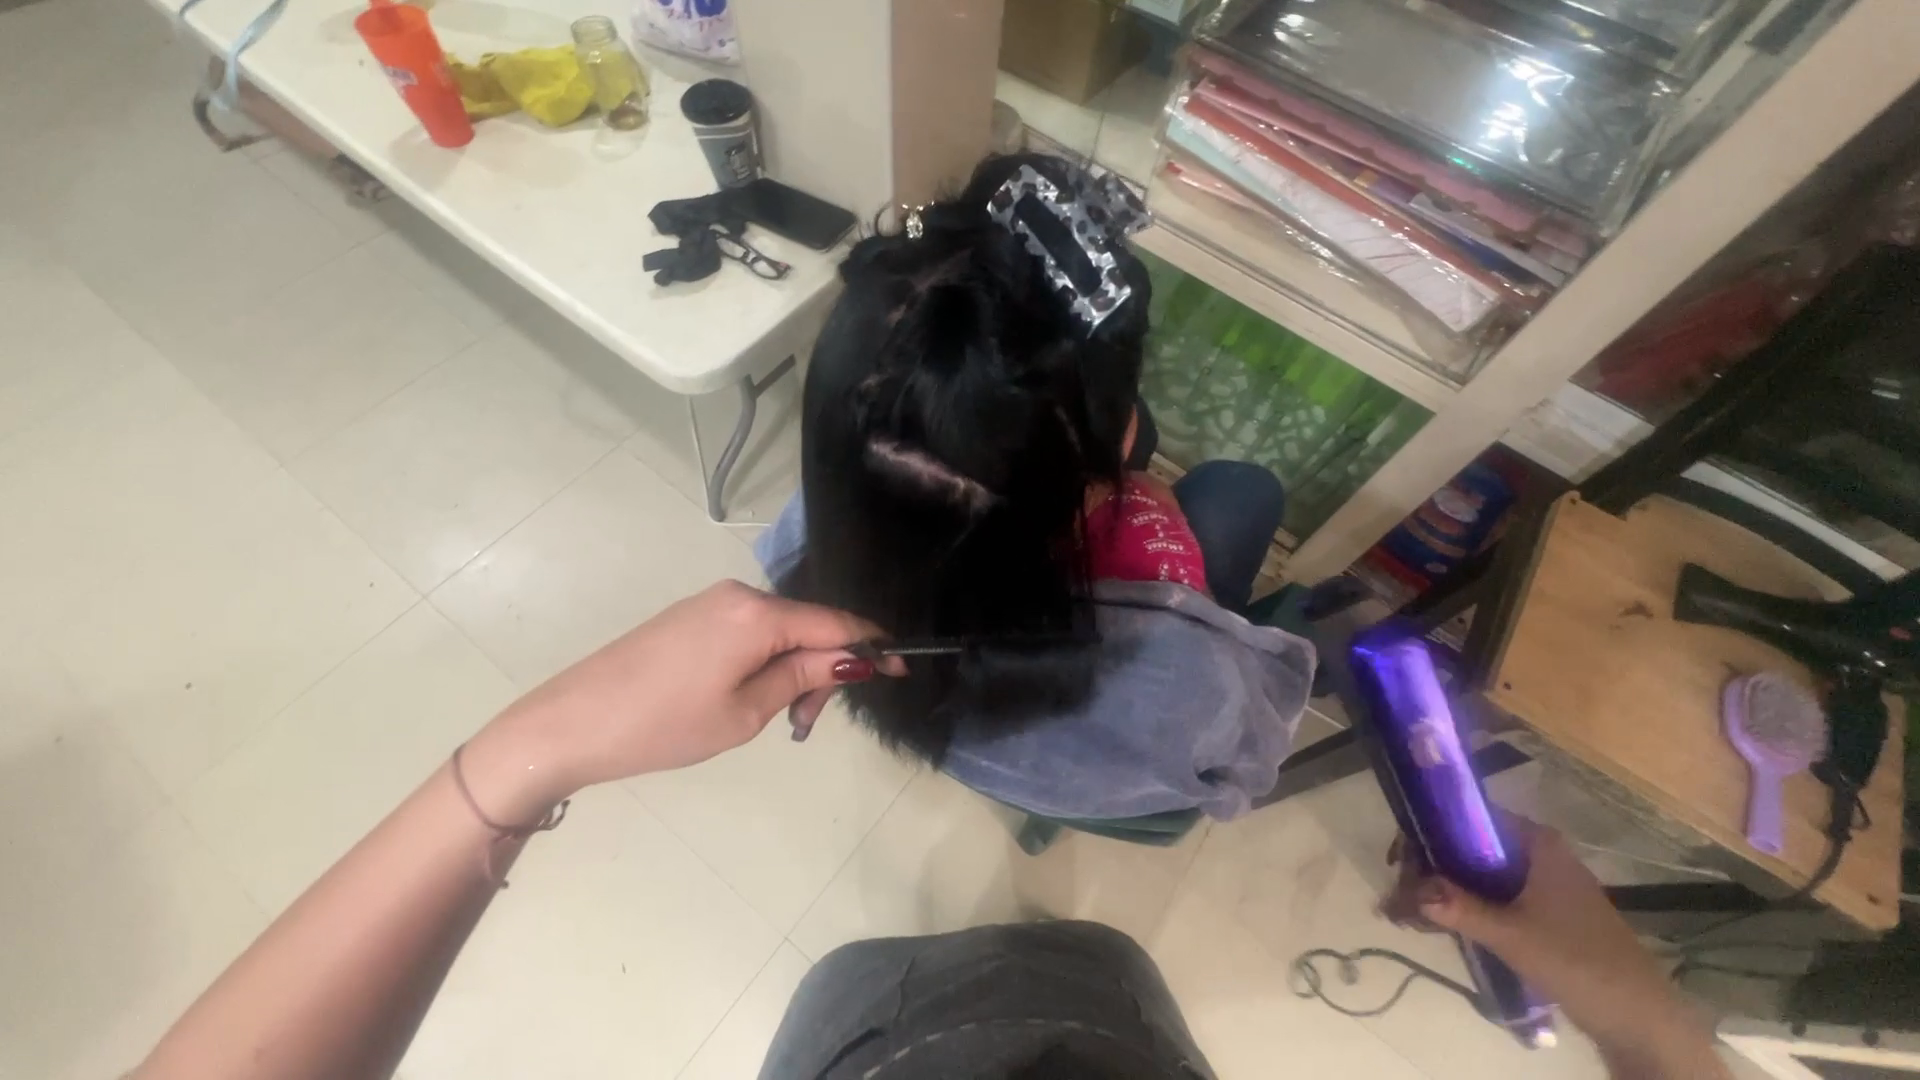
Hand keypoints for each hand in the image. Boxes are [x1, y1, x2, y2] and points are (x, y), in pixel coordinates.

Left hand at [460, 581, 895, 821]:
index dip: (873, 646)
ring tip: (780, 718)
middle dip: (824, 669)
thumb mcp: (746, 711)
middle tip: (807, 723)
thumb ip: (805, 677)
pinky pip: (751, 631)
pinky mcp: (693, 615)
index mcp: (757, 613)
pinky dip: (767, 661)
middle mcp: (739, 594)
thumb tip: (857, 659)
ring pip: (780, 630)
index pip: (836, 622)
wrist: (569, 724)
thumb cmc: (664, 725)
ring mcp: (713, 602)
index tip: (903, 670)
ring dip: (795, 669)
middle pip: (809, 624)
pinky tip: (754, 695)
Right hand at [1381, 821, 1707, 1052]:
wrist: (1643, 1022)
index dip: (1428, 832)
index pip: (1468, 817)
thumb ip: (1456, 907)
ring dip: (1445, 890)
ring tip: (1410, 915)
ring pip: (1478, 873)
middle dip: (1431, 868)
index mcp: (1536, 842)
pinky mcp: (1546, 912)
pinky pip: (1493, 896)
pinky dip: (1466, 906)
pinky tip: (1441, 925)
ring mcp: (1544, 883)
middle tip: (1401, 896)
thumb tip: (1398, 891)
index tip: (1400, 860)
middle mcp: (1539, 853)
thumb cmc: (1579, 962)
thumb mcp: (1510, 934)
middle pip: (1468, 845)